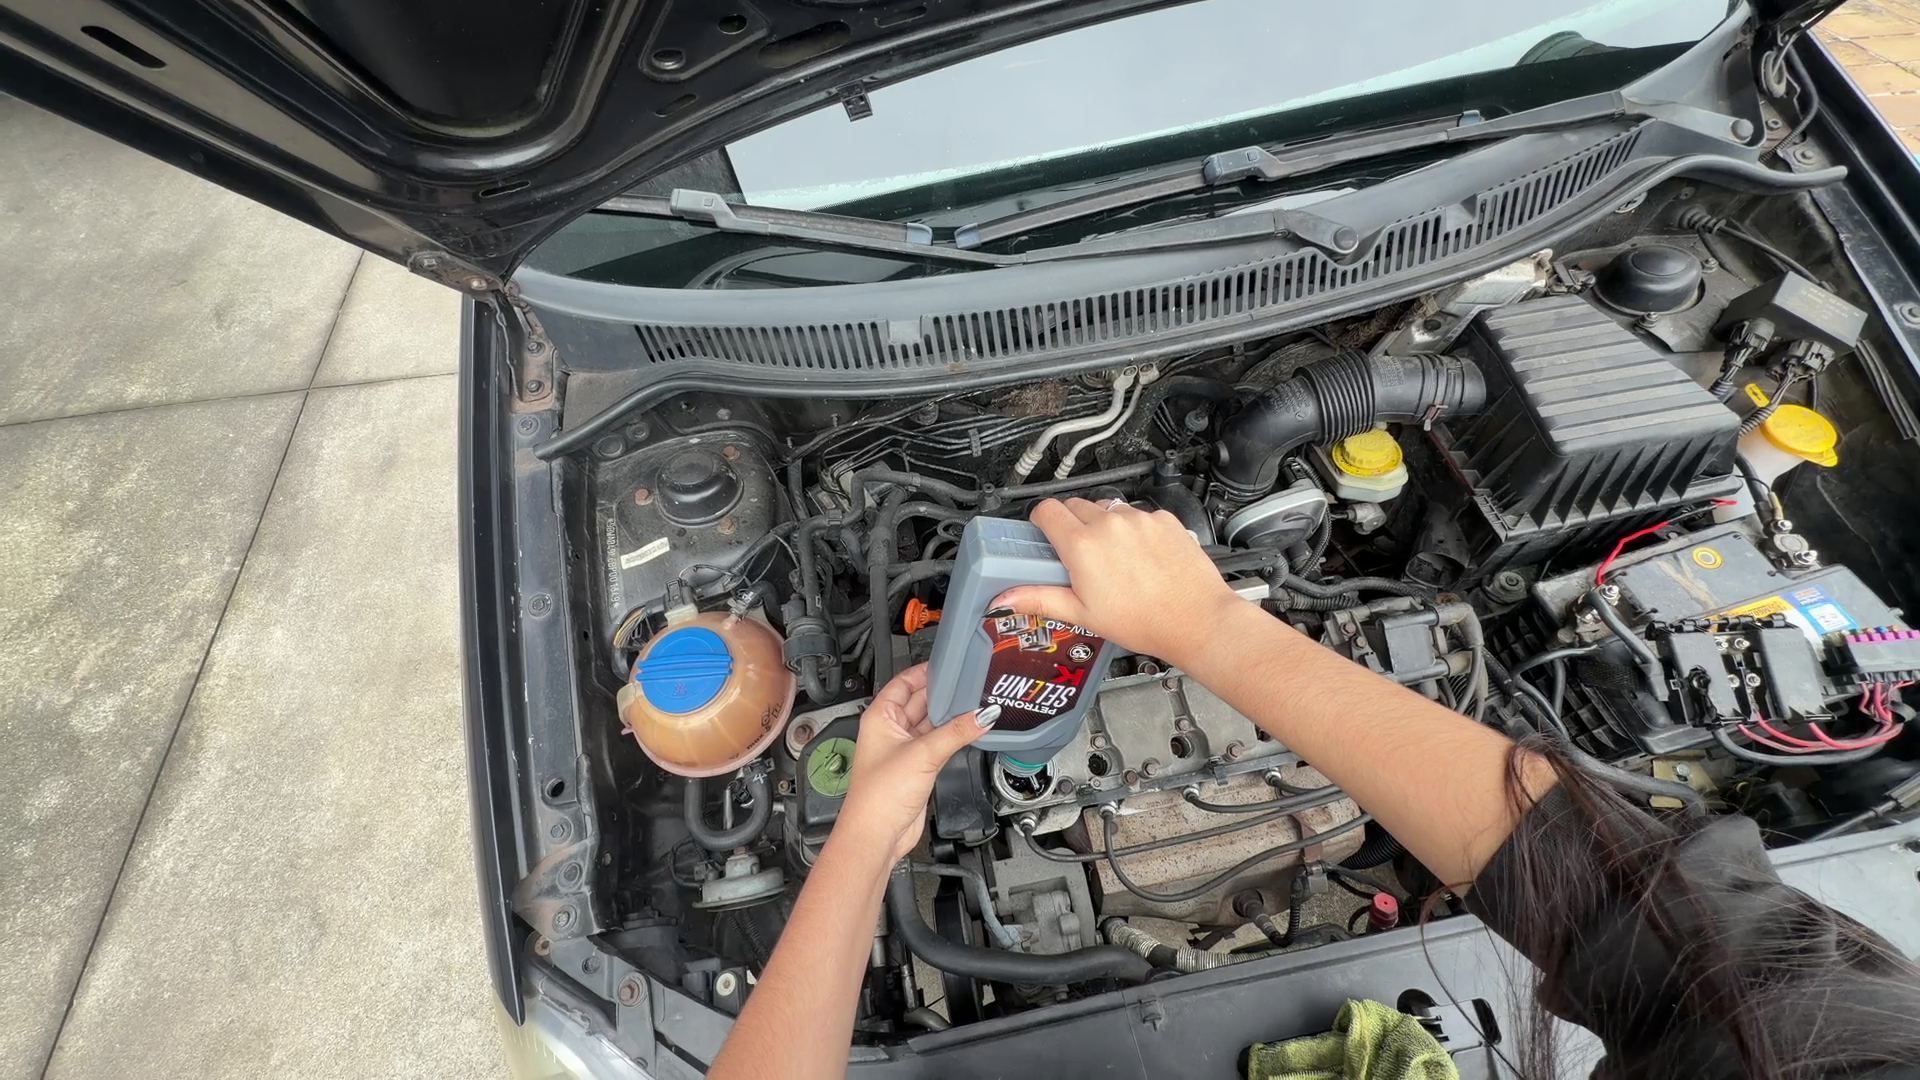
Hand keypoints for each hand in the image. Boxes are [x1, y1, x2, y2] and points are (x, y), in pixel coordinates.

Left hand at [838, 664, 997, 862]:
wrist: (877, 835)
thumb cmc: (878, 796)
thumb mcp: (923, 754)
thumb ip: (956, 732)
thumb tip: (982, 714)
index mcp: (880, 716)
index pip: (903, 682)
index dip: (924, 672)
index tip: (947, 665)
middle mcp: (890, 729)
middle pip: (920, 701)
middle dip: (943, 695)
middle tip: (968, 686)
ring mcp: (904, 748)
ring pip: (930, 722)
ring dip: (949, 717)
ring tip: (973, 706)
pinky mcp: (916, 766)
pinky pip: (937, 742)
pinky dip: (952, 736)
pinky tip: (968, 731)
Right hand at [995, 497, 1246, 669]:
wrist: (1197, 620)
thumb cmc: (1144, 621)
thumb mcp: (1083, 614)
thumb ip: (1040, 599)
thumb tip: (1005, 598)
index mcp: (1083, 545)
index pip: (1046, 511)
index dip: (1041, 520)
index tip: (1044, 532)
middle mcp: (1109, 523)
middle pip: (1075, 505)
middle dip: (1071, 524)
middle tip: (1077, 552)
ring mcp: (1139, 519)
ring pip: (1107, 509)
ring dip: (1102, 525)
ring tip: (1112, 557)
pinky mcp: (1163, 519)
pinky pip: (1137, 515)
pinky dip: (1132, 529)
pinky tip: (1139, 556)